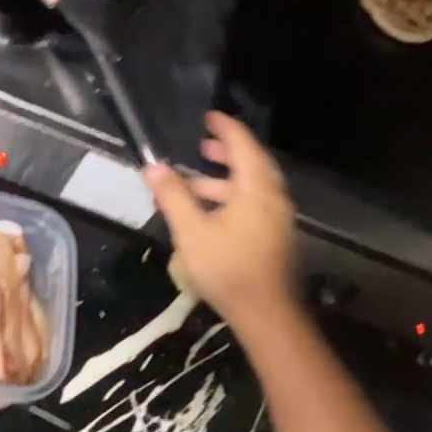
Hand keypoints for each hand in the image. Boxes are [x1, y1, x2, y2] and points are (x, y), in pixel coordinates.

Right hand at [143, 112, 298, 324]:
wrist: (266, 315)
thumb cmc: (228, 269)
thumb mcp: (191, 232)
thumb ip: (173, 197)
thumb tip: (153, 167)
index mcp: (256, 190)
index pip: (243, 147)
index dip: (226, 129)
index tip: (209, 117)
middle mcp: (273, 199)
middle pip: (252, 166)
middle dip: (226, 155)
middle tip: (202, 149)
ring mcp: (278, 221)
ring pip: (253, 189)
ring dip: (225, 182)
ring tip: (195, 187)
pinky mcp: (275, 240)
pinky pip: (255, 207)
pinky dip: (233, 200)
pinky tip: (211, 217)